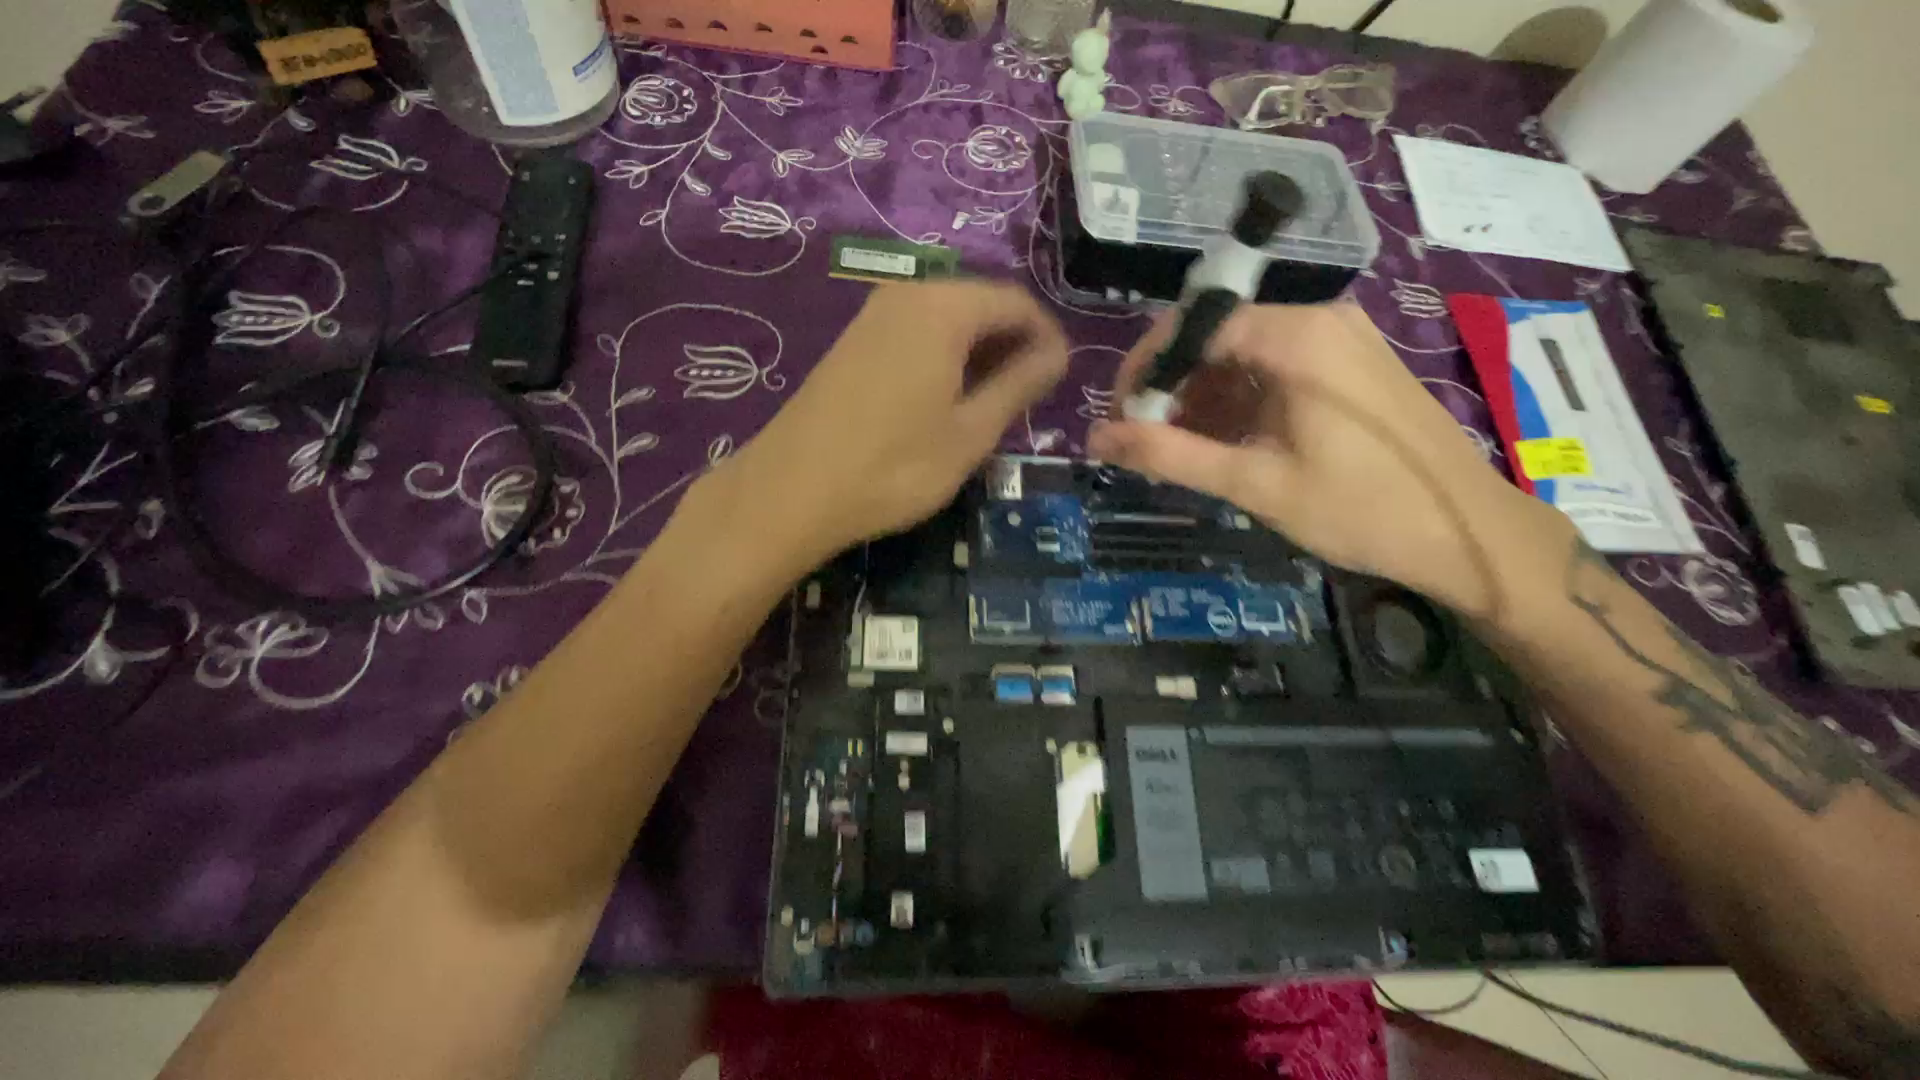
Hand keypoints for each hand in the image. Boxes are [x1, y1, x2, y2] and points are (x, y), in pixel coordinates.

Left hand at [716, 281, 1068, 563]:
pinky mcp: (854, 341)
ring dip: (979, 356)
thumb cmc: (894, 466)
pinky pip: (917, 335)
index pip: (1017, 302)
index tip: (1061, 382)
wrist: (791, 491)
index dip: (1048, 339)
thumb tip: (1058, 355)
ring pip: (948, 321)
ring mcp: (874, 315)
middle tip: (1028, 402)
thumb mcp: (970, 432)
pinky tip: (947, 403)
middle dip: (1013, 346)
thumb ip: (1020, 385)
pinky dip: (945, 360)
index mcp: (943, 307)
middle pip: (981, 305)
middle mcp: (908, 294)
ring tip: (992, 409)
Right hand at [1089, 300, 1562, 614]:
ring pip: (1245, 353)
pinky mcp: (1354, 365)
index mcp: (1297, 337)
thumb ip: (1170, 454)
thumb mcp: (1256, 483)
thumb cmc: (1362, 510)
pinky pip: (1278, 367)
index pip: (1193, 325)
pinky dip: (1243, 400)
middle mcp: (1320, 320)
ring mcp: (1342, 340)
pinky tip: (1229, 444)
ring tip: (1183, 451)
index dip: (1145, 368)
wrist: (1471, 536)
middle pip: (1217, 335)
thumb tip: (1094, 438)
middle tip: (1147, 441)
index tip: (1119, 417)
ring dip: (1205, 397)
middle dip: (1173, 387)